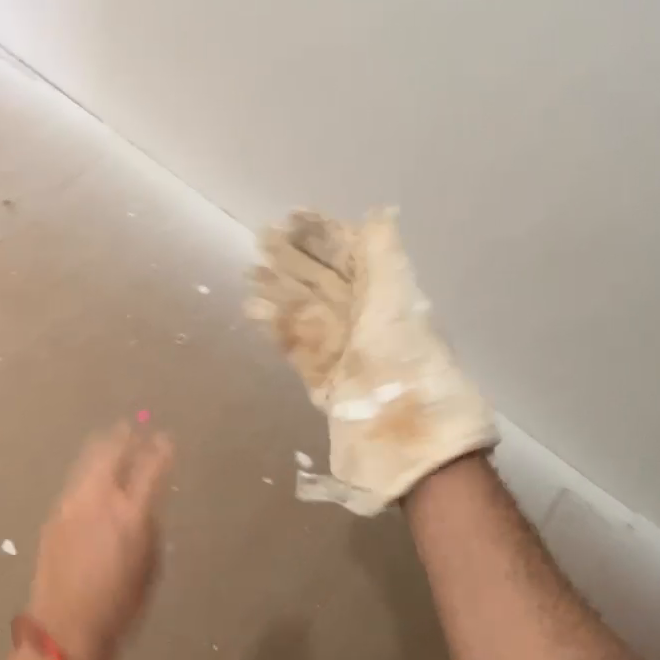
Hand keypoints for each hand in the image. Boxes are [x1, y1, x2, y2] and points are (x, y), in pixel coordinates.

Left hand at [26, 423, 174, 659]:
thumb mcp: (149, 570)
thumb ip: (149, 531)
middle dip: (126, 437)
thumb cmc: (119, 610)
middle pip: (112, 453)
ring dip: (103, 447)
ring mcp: (71, 505)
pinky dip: (88, 472)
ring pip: (88, 462)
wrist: (63, 630)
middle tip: (135, 427)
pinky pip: (74, 483)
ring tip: (112, 437)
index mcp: (132, 515)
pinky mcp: (53, 516)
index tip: (167, 438)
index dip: (161, 450)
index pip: (151, 469)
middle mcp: (100, 500)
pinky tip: (92, 474)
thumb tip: (144, 510)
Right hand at [246, 208, 498, 514]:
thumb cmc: (405, 370)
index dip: (323, 236)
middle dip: (294, 260)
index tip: (291, 217)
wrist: (410, 446)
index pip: (350, 258)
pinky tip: (255, 311)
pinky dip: (277, 328)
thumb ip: (383, 261)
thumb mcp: (397, 306)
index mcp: (386, 300)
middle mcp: (366, 322)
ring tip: (249, 273)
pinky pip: (299, 348)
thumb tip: (378, 213)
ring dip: (279, 292)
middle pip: (324, 283)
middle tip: (260, 238)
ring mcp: (346, 353)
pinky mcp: (328, 383)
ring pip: (307, 313)